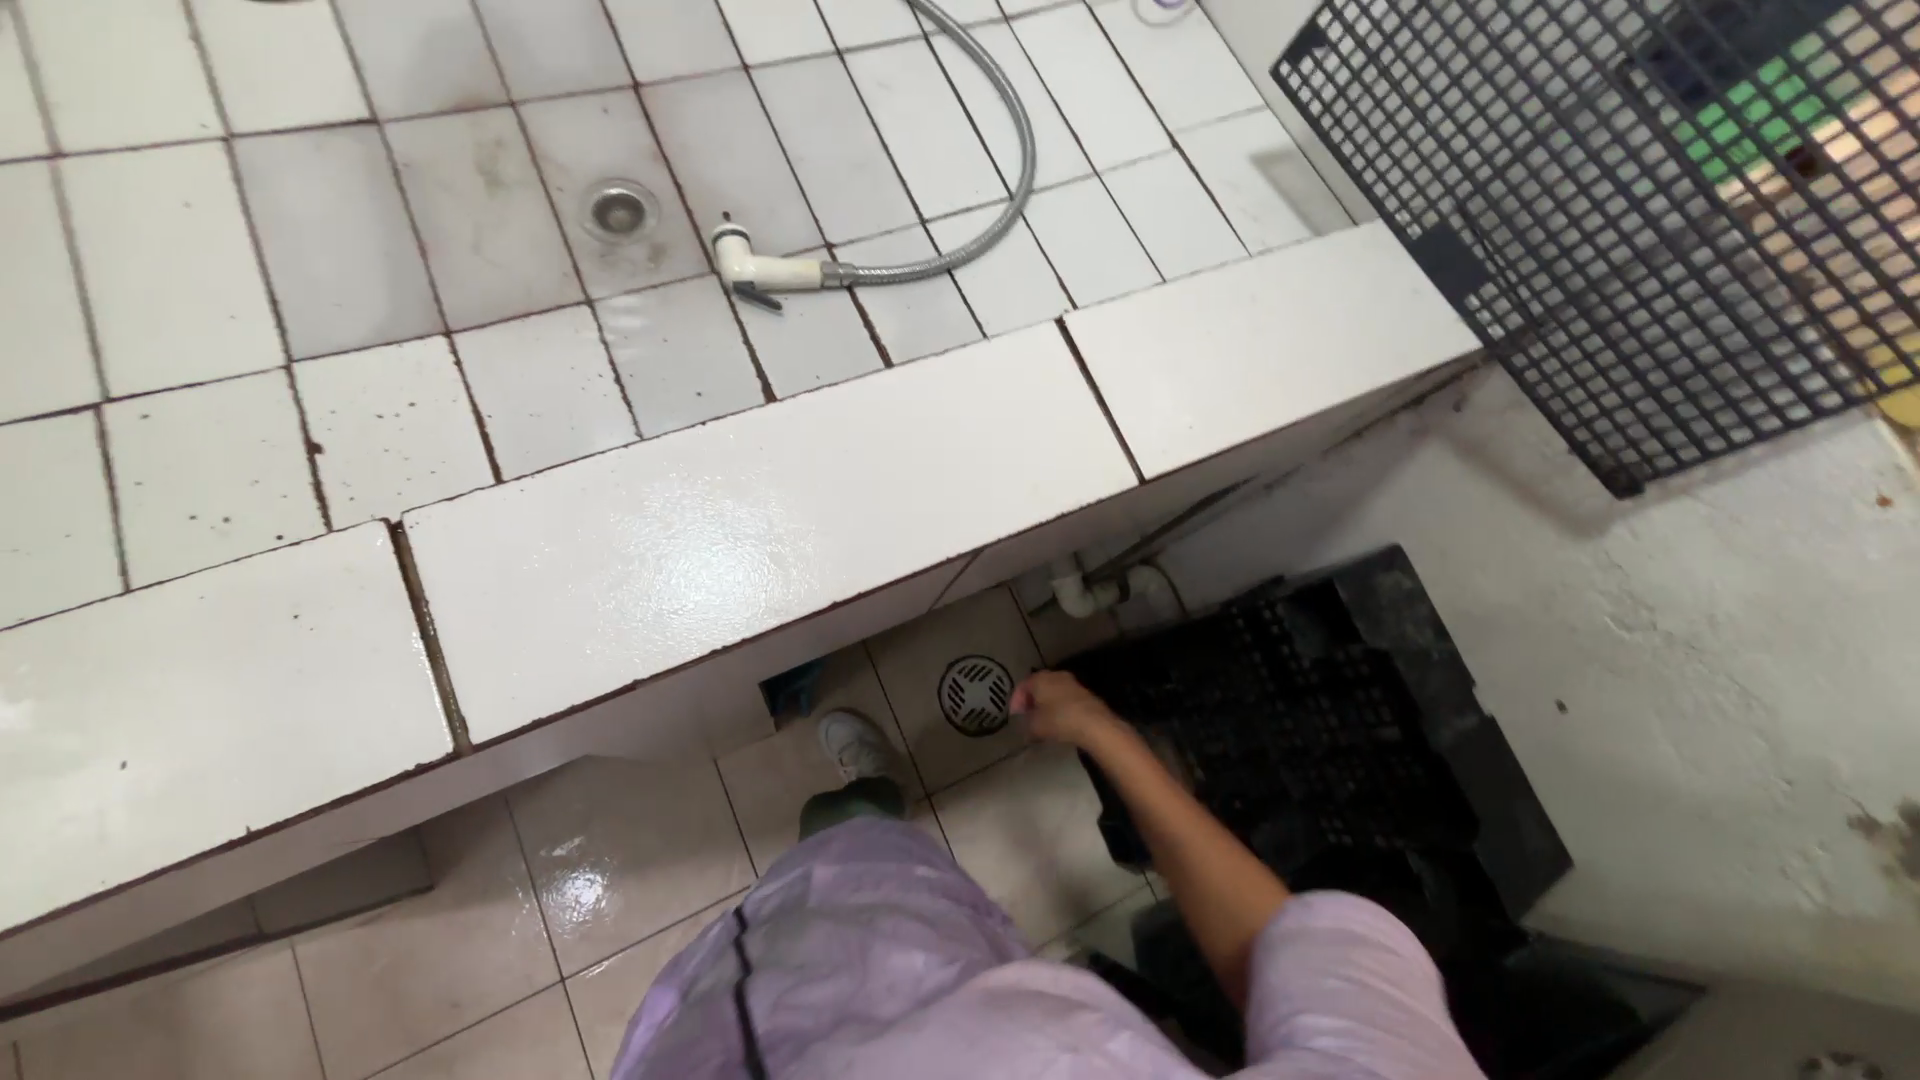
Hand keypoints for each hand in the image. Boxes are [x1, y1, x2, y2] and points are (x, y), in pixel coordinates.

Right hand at [1010, 671, 1125, 749]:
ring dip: (1046, 705)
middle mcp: (1056, 675)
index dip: (1016, 701)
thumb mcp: (1035, 726)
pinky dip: (1059, 708)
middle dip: (1031, 701)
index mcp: (1040, 678)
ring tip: (1042, 721)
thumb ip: (1026, 725)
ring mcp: (1072, 683)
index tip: (1014, 715)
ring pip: (1053, 692)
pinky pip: (1065, 699)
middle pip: (1038, 686)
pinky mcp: (1085, 694)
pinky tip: (1059, 722)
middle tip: (1026, 716)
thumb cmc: (1058, 720)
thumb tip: (1027, 727)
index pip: (1022, 686)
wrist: (1094, 724)